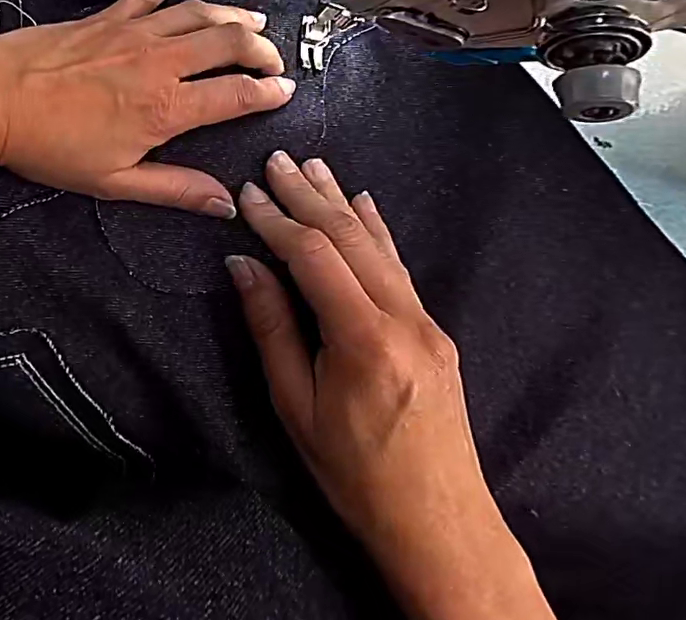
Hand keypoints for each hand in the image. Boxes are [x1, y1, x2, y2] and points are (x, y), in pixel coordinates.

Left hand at [0, 0, 295, 215]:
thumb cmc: (51, 146)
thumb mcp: (115, 182)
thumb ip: (175, 189)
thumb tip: (224, 203)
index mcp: (166, 108)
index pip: (236, 95)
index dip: (269, 92)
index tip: (285, 91)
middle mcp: (161, 63)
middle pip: (228, 44)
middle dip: (261, 49)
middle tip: (274, 58)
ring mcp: (136, 33)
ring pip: (200, 14)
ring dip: (233, 16)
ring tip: (255, 20)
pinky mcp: (110, 17)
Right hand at [228, 153, 552, 619]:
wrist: (441, 524)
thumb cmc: (356, 477)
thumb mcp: (297, 410)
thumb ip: (273, 329)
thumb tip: (245, 265)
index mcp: (364, 339)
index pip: (314, 256)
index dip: (278, 220)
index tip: (249, 194)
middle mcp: (402, 316)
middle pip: (348, 236)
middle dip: (307, 195)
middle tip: (277, 160)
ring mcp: (426, 318)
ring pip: (377, 243)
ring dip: (341, 201)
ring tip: (314, 167)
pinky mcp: (434, 326)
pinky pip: (399, 265)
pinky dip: (377, 229)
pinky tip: (365, 202)